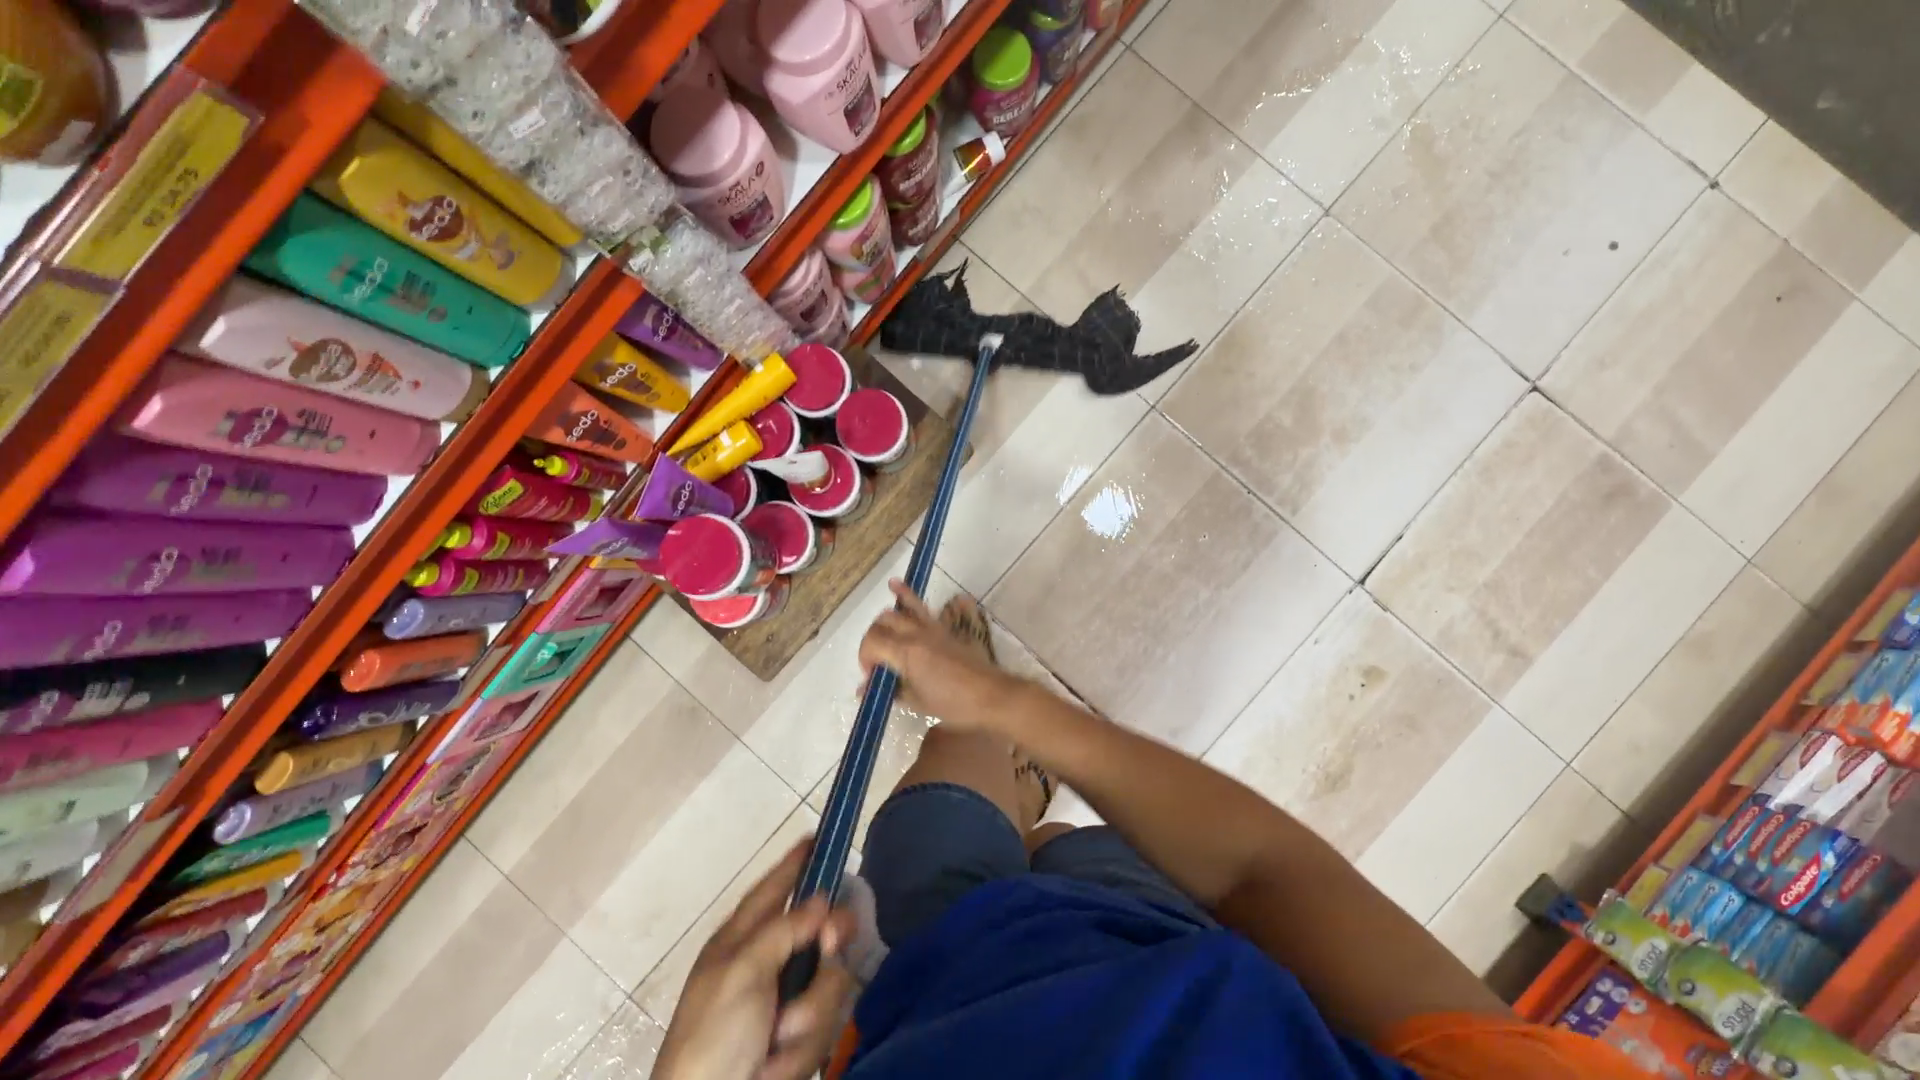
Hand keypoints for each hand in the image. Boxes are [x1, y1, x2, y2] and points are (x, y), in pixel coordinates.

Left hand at [655, 841, 857, 1079]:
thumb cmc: (713, 1037)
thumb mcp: (742, 974)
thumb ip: (784, 932)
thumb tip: (819, 900)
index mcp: (739, 943)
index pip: (771, 891)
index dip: (793, 866)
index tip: (816, 838)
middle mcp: (765, 967)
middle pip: (818, 936)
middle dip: (825, 952)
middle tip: (829, 948)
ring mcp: (781, 1006)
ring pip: (829, 984)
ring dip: (809, 1016)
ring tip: (779, 1041)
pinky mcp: (794, 1042)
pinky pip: (824, 1026)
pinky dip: (802, 1051)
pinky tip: (777, 1066)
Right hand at [858, 582, 1020, 731]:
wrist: (990, 695)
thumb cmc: (953, 704)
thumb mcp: (916, 702)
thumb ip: (890, 691)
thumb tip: (864, 690)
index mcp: (906, 653)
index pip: (872, 642)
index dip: (864, 657)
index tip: (871, 676)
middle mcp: (916, 634)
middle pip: (882, 624)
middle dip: (872, 640)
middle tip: (877, 662)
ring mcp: (932, 628)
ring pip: (900, 611)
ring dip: (885, 618)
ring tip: (878, 627)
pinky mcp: (944, 629)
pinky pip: (922, 609)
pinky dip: (907, 597)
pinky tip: (895, 584)